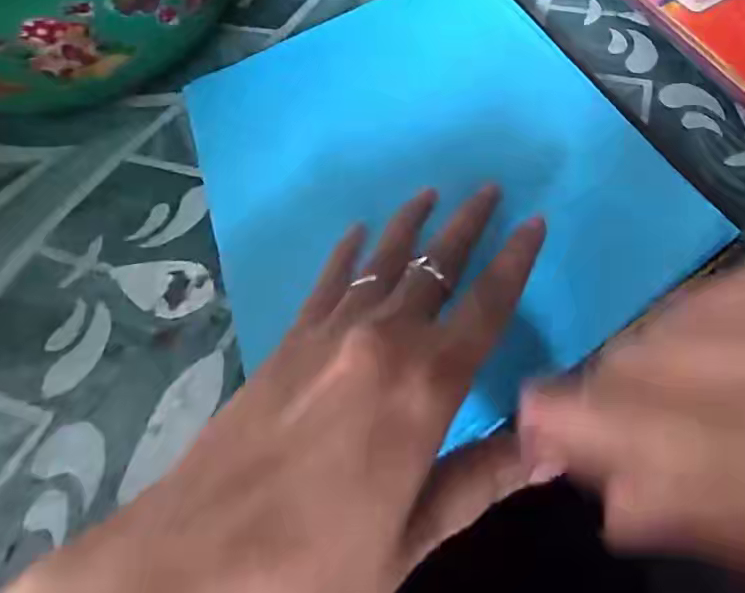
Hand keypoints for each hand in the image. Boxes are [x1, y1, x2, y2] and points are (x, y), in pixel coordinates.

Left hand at [12, 186, 548, 592]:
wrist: (198, 557)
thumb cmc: (318, 558)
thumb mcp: (411, 538)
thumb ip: (479, 482)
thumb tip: (545, 448)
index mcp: (427, 386)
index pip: (487, 306)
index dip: (515, 261)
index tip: (534, 222)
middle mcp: (384, 339)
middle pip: (437, 266)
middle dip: (468, 224)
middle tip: (489, 188)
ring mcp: (332, 332)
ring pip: (383, 260)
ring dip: (410, 223)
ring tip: (430, 192)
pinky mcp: (291, 338)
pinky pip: (328, 279)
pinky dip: (346, 250)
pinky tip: (356, 230)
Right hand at [521, 224, 744, 592]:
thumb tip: (624, 499)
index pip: (661, 443)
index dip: (584, 433)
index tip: (529, 425)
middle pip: (667, 362)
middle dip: (607, 390)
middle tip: (569, 410)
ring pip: (699, 306)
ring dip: (655, 349)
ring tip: (632, 379)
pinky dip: (715, 312)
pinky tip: (710, 340)